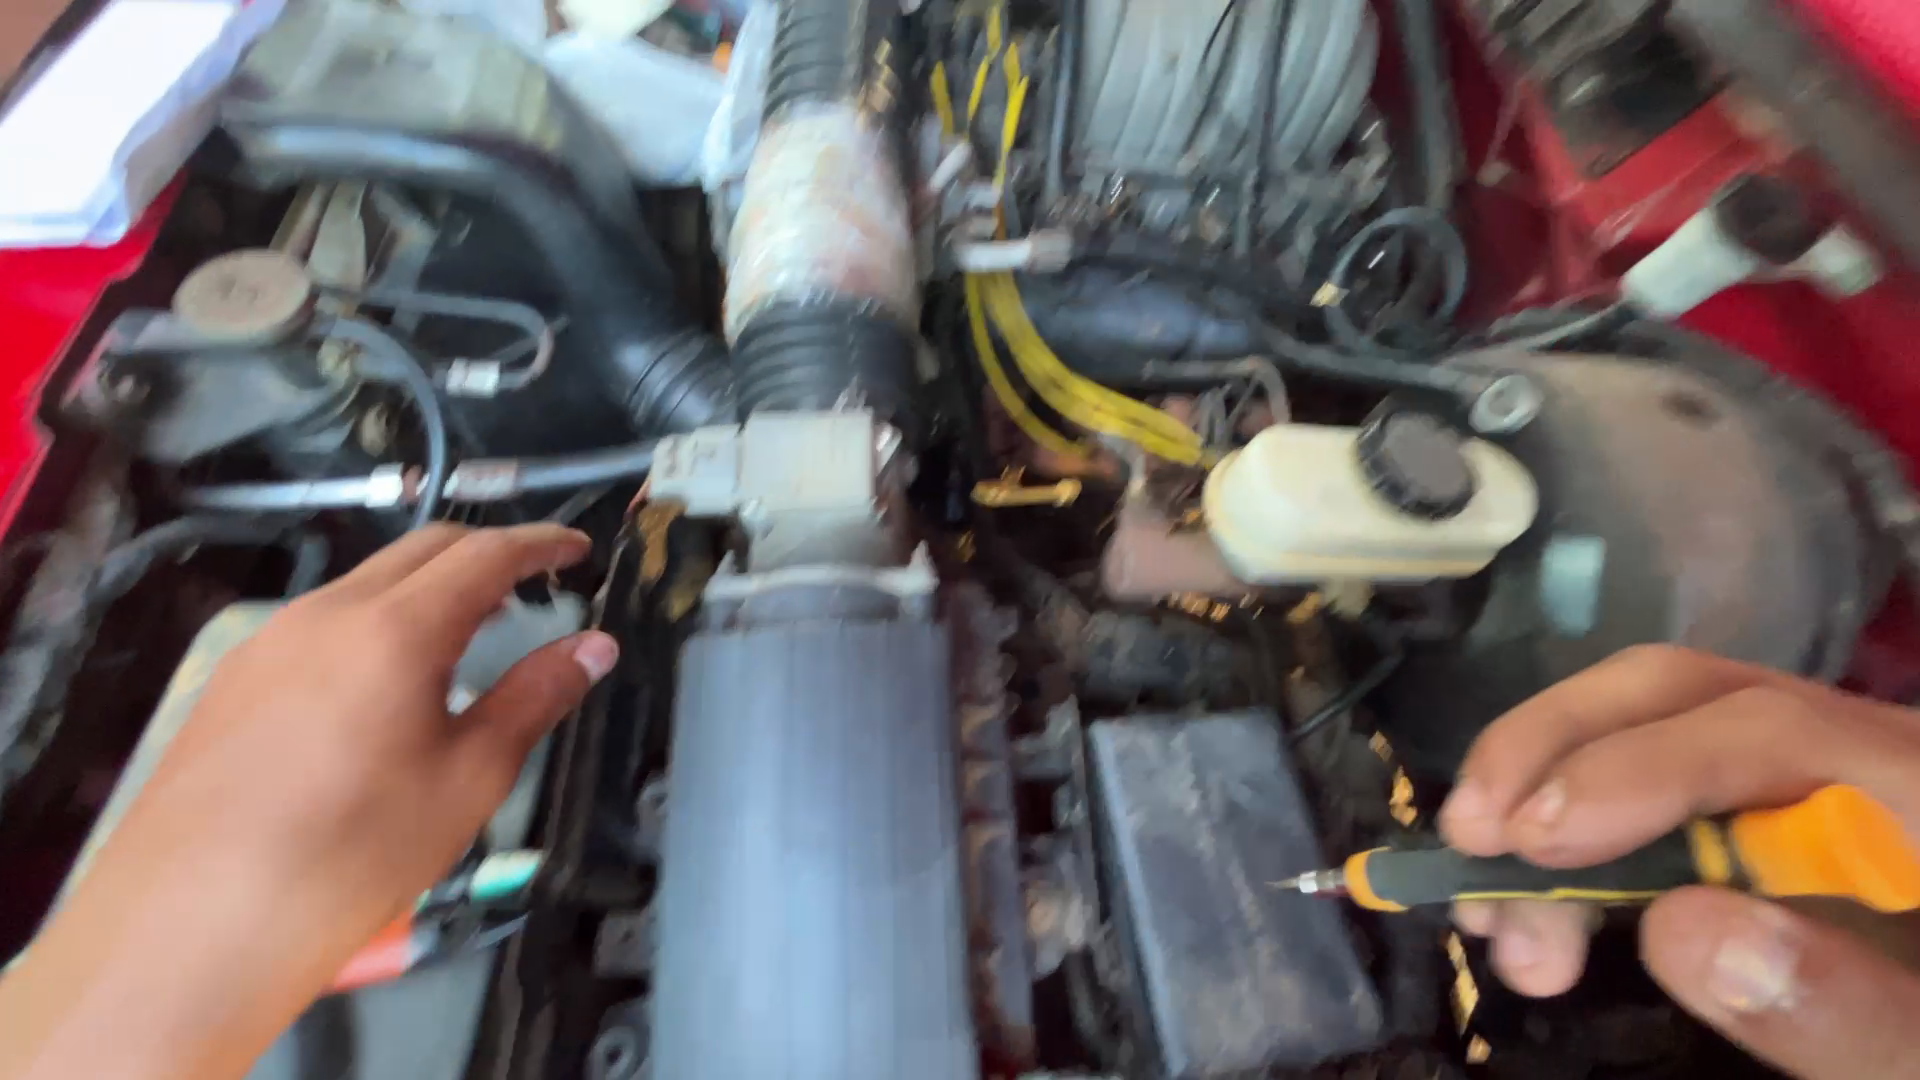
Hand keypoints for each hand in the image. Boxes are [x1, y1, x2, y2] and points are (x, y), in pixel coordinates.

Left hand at [0, 524, 618, 1079]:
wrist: (182, 939)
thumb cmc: (356, 851)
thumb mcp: (474, 774)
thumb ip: (538, 694)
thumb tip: (598, 646)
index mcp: (393, 630)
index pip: (484, 555)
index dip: (541, 543)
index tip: (580, 547)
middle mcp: (325, 615)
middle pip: (424, 549)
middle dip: (491, 551)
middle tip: (540, 580)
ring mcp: (268, 644)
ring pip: (371, 581)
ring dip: (438, 584)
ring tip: (481, 626)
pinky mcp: (234, 680)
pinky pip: (329, 618)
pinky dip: (388, 616)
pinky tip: (401, 673)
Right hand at [1438, 645, 1919, 1078]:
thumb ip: (1859, 1013)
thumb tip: (1680, 932)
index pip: (1774, 731)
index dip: (1632, 769)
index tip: (1533, 845)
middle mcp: (1858, 746)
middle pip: (1672, 693)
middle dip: (1544, 753)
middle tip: (1470, 836)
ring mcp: (1788, 767)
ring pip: (1628, 718)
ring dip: (1527, 791)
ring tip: (1483, 900)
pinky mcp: (1731, 797)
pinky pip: (1618, 766)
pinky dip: (1546, 816)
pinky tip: (1517, 885)